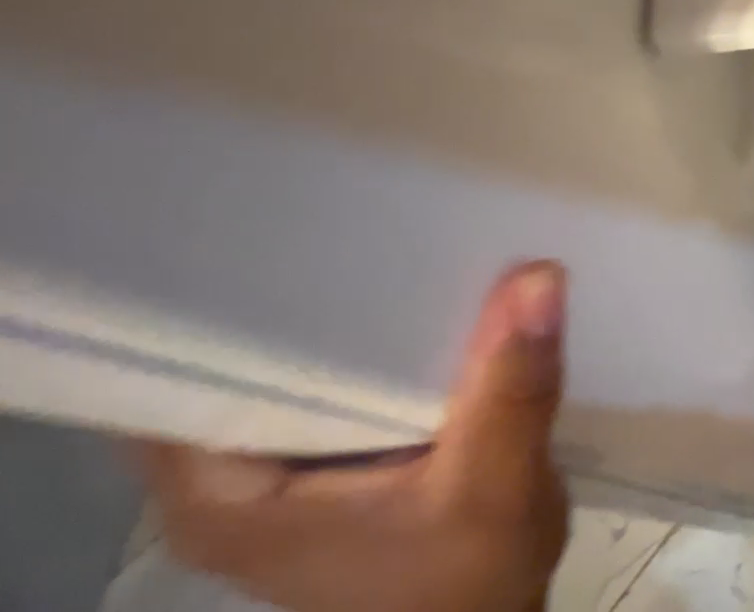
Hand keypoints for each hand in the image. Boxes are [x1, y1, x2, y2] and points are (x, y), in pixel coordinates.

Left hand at [135, 262, 571, 611]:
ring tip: (391, 244)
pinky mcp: (323, 472)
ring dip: (340, 319)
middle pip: (234, 359)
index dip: (221, 296)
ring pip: (285, 370)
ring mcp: (273, 478)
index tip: (286, 224)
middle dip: (297, 293)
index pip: (178, 370)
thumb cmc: (467, 582)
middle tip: (360, 214)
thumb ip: (512, 391)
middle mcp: (225, 483)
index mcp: (223, 496)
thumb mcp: (496, 489)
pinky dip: (369, 350)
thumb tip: (540, 277)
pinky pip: (327, 387)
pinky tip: (418, 311)